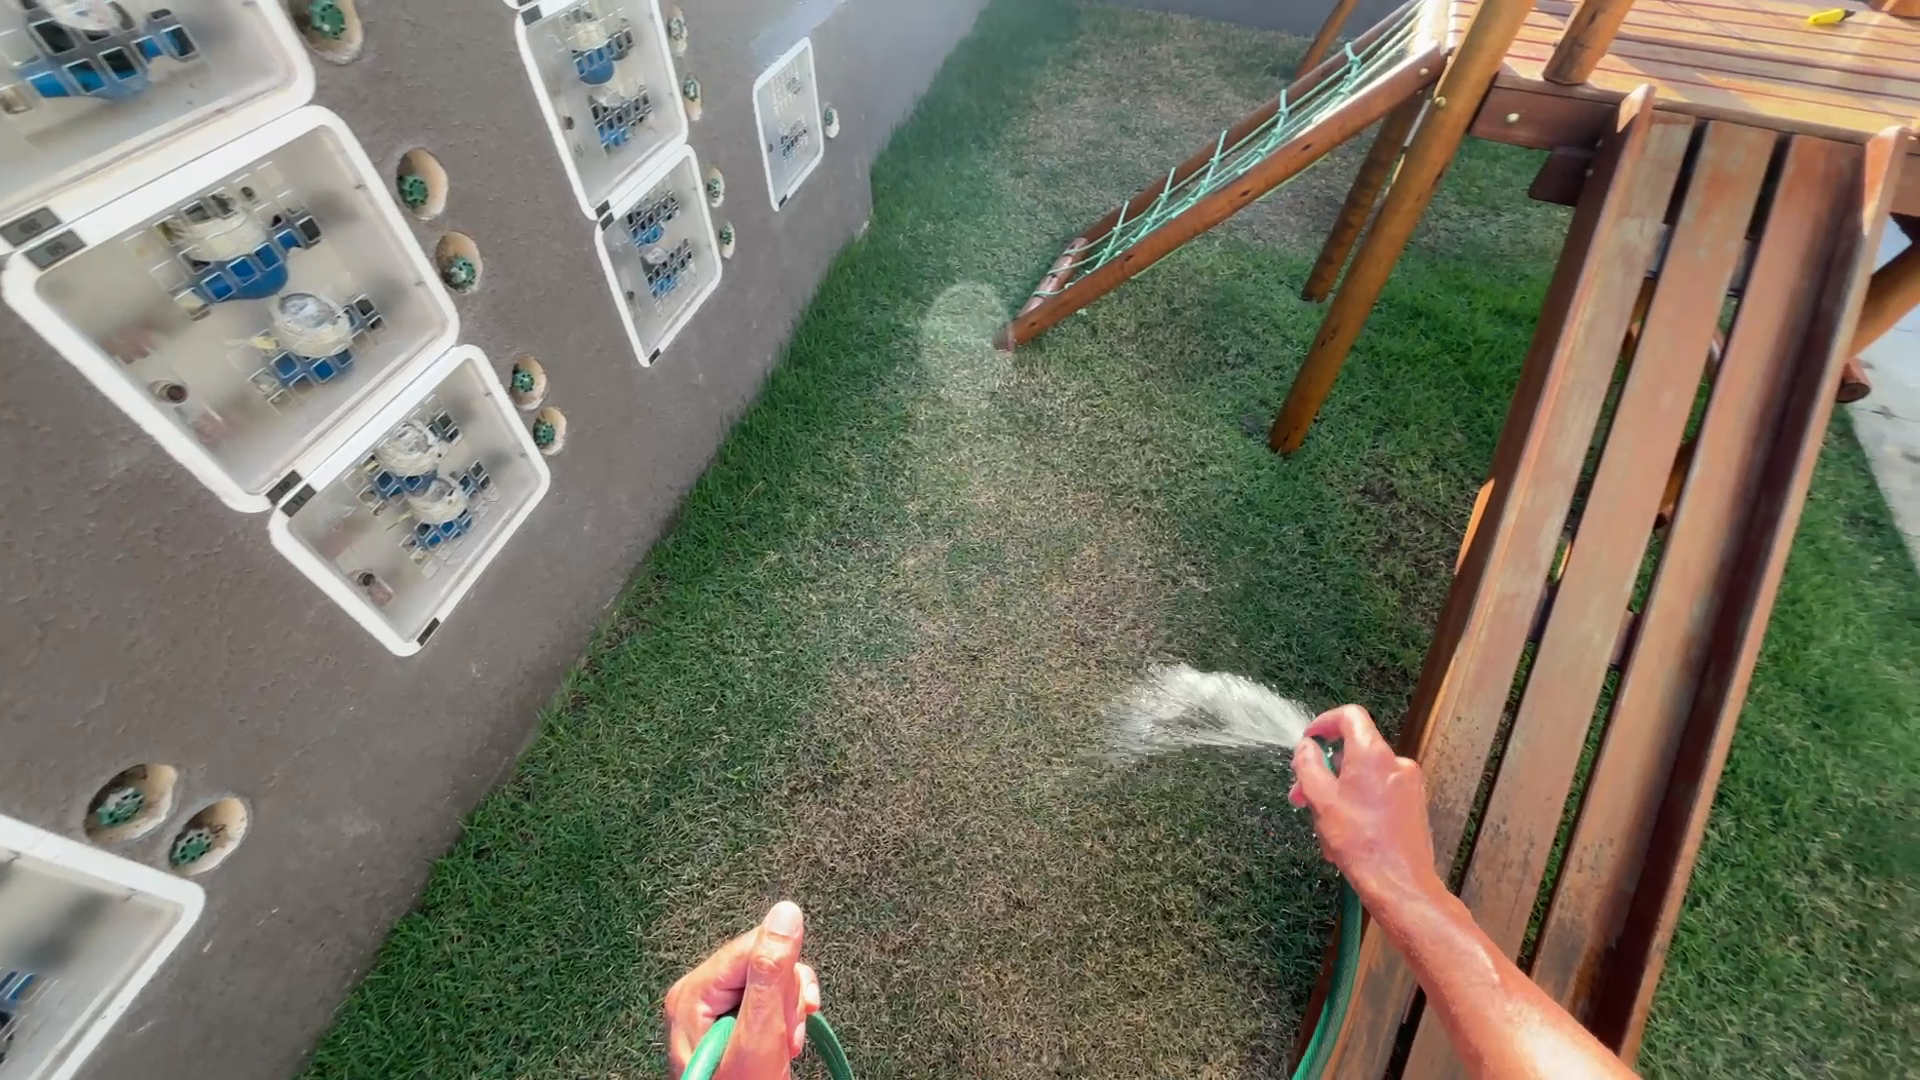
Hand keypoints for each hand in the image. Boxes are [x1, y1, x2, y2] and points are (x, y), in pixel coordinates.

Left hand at [665, 901, 821, 1078]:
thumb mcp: (759, 1037)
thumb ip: (770, 974)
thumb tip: (786, 912)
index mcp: (693, 992)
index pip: (754, 945)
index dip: (781, 975)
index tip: (785, 1013)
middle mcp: (701, 993)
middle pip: (766, 960)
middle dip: (787, 998)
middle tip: (784, 1038)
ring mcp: (717, 1006)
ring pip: (775, 975)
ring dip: (791, 1010)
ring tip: (785, 1046)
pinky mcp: (736, 1016)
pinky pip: (775, 992)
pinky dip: (789, 1014)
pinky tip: (787, 1038)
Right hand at [1289, 705, 1440, 905]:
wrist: (1401, 885)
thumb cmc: (1358, 840)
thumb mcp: (1320, 798)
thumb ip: (1308, 764)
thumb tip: (1306, 747)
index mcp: (1373, 754)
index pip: (1349, 716)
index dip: (1323, 723)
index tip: (1308, 742)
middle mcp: (1396, 763)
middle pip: (1352, 750)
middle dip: (1323, 769)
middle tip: (1301, 794)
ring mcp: (1408, 785)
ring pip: (1361, 774)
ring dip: (1335, 791)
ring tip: (1320, 822)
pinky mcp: (1413, 805)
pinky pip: (1376, 791)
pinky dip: (1355, 802)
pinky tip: (1342, 831)